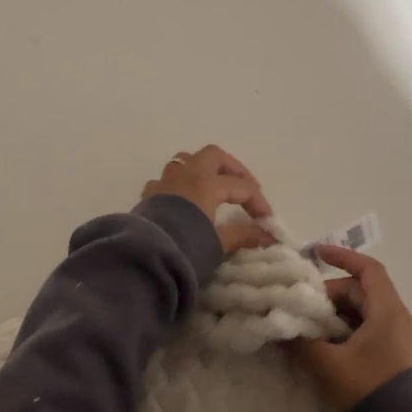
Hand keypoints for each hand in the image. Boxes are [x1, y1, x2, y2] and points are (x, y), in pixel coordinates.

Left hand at [141, 145, 275, 252]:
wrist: (144, 255)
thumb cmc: (186, 247)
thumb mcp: (218, 244)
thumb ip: (243, 236)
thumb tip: (267, 235)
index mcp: (207, 184)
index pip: (241, 187)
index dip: (257, 202)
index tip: (266, 220)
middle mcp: (186, 176)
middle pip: (213, 156)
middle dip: (232, 168)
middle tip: (244, 186)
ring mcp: (165, 182)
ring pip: (186, 160)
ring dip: (203, 168)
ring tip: (213, 185)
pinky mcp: (149, 194)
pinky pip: (166, 179)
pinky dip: (178, 184)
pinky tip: (182, 199)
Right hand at [288, 245, 411, 410]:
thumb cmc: (368, 388)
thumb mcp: (329, 365)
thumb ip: (302, 342)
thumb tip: (278, 326)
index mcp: (388, 311)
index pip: (368, 270)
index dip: (342, 257)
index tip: (316, 253)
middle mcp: (400, 317)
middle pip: (362, 291)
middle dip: (331, 295)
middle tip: (303, 308)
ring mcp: (402, 336)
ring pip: (365, 311)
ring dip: (338, 314)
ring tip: (312, 329)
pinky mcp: (399, 353)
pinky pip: (372, 328)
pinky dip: (349, 329)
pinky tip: (329, 345)